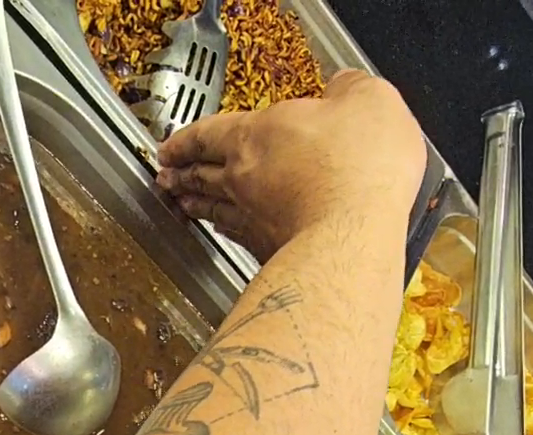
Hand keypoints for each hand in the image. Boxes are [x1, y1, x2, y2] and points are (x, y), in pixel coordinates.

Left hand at [155, 72, 426, 261]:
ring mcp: (250, 217)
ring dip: (194, 204)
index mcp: (255, 136)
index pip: (207, 134)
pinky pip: (235, 233)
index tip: (168, 146)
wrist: (350, 234)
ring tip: (182, 203)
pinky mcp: (264, 248)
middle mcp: (243, 179)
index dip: (184, 139)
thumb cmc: (356, 168)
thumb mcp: (366, 101)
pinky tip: (224, 230)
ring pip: (212, 207)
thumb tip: (343, 87)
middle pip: (202, 174)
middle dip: (180, 173)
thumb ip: (347, 91)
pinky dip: (225, 229)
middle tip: (165, 176)